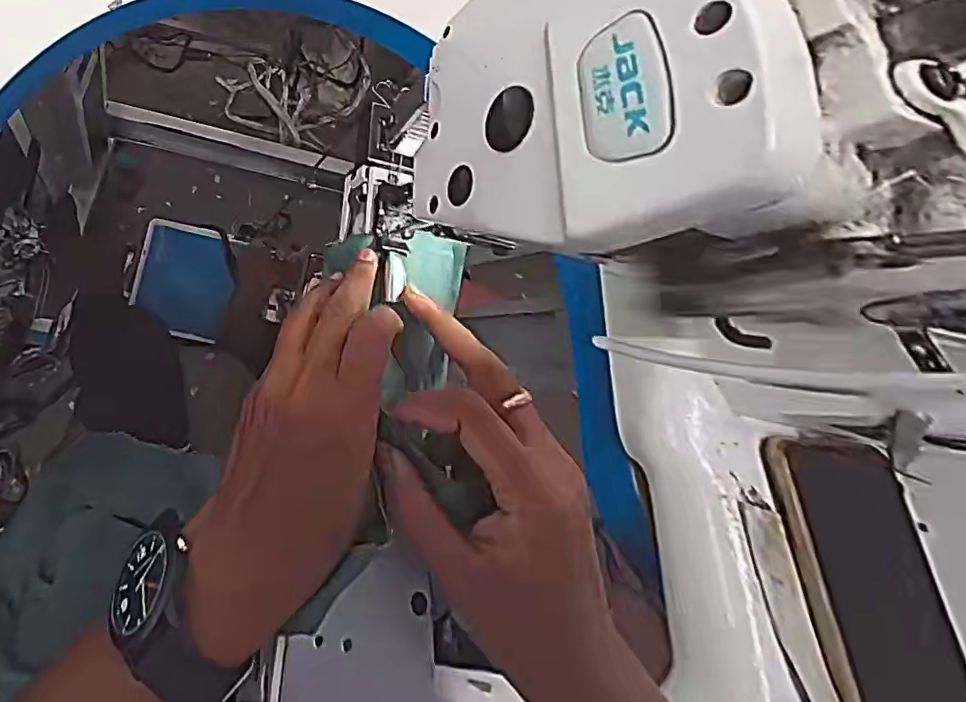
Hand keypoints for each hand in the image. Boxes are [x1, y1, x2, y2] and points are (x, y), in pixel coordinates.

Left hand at [183, 248, 400, 666]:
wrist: (248, 546)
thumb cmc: (311, 529)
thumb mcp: (364, 474)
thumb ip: (370, 418)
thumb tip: (375, 384)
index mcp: (342, 412)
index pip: (367, 338)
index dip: (384, 317)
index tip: (394, 312)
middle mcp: (306, 389)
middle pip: (333, 316)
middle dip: (354, 282)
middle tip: (367, 261)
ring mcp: (276, 386)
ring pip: (302, 320)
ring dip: (323, 291)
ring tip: (337, 274)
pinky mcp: (258, 392)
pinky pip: (284, 341)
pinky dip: (301, 319)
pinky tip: (310, 315)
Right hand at [381, 290, 663, 701]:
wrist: (578, 660)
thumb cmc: (528, 629)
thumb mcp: (457, 573)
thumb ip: (416, 507)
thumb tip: (387, 456)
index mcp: (534, 489)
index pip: (475, 415)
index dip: (427, 405)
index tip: (396, 416)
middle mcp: (553, 464)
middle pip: (501, 379)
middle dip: (455, 335)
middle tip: (420, 305)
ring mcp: (556, 464)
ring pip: (507, 392)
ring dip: (464, 364)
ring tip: (426, 336)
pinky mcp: (549, 470)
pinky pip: (509, 419)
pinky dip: (473, 402)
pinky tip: (444, 407)